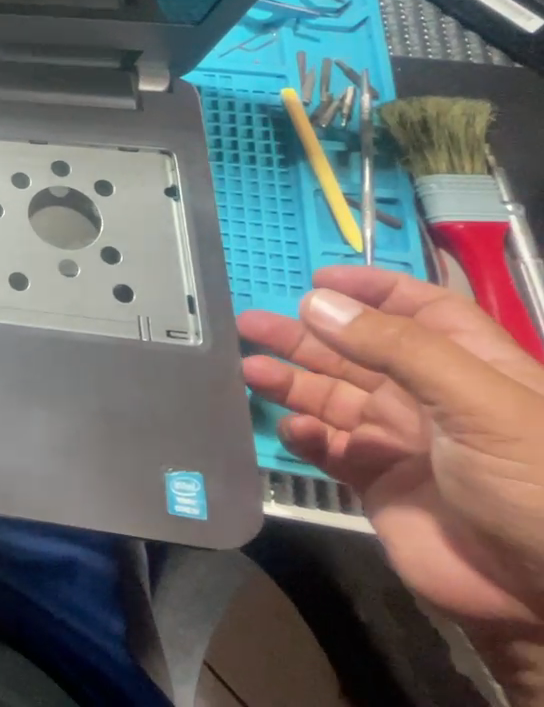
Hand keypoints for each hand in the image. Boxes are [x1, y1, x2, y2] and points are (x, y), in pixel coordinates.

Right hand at [240, 266, 543, 633]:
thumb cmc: (534, 484)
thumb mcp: (480, 403)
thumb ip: (397, 348)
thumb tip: (317, 303)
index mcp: (471, 371)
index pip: (421, 312)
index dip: (372, 290)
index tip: (316, 280)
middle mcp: (431, 399)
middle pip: (357, 352)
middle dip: (305, 334)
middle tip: (248, 321)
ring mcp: (401, 441)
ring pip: (330, 396)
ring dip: (289, 380)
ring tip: (248, 368)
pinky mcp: (373, 480)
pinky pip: (325, 446)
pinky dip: (301, 434)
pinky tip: (294, 429)